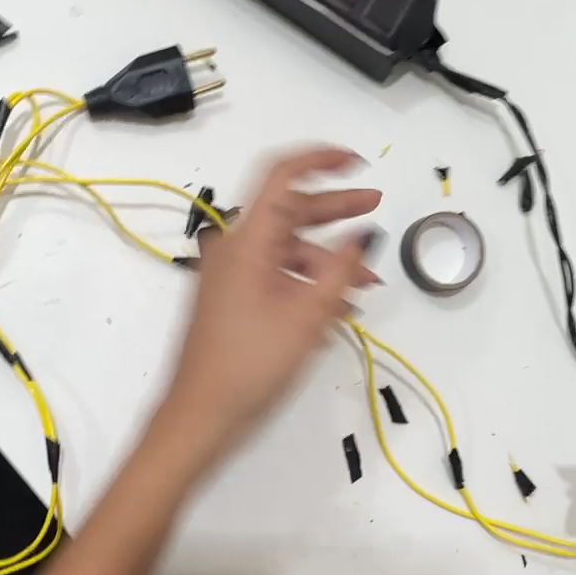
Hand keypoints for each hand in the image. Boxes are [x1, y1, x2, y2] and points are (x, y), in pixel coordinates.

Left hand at [158, 147, 380, 460]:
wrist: (200, 415)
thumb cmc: (251, 364)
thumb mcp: (309, 315)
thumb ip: (343, 269)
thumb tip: (365, 234)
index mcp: (247, 240)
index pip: (282, 175)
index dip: (320, 159)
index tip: (356, 162)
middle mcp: (233, 249)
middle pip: (288, 211)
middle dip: (334, 208)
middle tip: (375, 207)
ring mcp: (229, 275)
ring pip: (284, 248)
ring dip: (325, 258)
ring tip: (365, 282)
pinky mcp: (230, 299)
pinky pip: (273, 274)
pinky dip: (305, 280)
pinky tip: (335, 304)